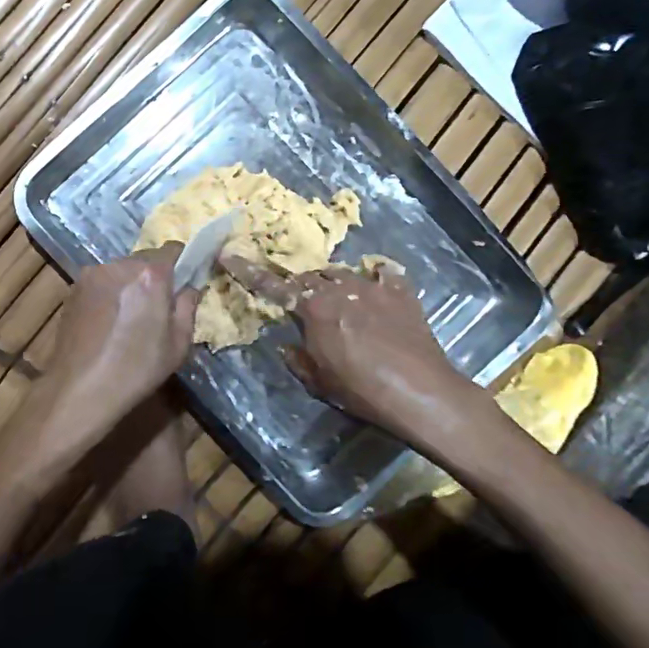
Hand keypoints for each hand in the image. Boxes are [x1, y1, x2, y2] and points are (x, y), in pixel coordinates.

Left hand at [41, 245, 197, 431]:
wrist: (81, 387)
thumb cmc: (136, 368)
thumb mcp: (178, 344)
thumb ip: (187, 307)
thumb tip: (189, 287)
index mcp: (150, 274)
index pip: (173, 248)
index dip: (182, 262)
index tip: (184, 281)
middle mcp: (119, 265)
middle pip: (145, 259)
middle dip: (154, 276)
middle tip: (157, 305)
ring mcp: (92, 274)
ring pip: (121, 270)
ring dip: (130, 284)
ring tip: (129, 316)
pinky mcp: (74, 287)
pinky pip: (101, 281)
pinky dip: (109, 292)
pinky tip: (108, 321)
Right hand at [221, 256, 486, 441]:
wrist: (421, 394)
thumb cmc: (361, 391)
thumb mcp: (317, 381)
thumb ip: (296, 358)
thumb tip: (286, 344)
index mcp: (311, 309)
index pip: (271, 286)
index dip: (246, 270)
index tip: (227, 254)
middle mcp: (338, 289)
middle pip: (309, 276)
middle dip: (300, 286)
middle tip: (303, 303)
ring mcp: (372, 287)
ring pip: (341, 272)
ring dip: (333, 282)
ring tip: (340, 298)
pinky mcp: (401, 293)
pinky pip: (384, 272)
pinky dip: (377, 276)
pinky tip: (378, 284)